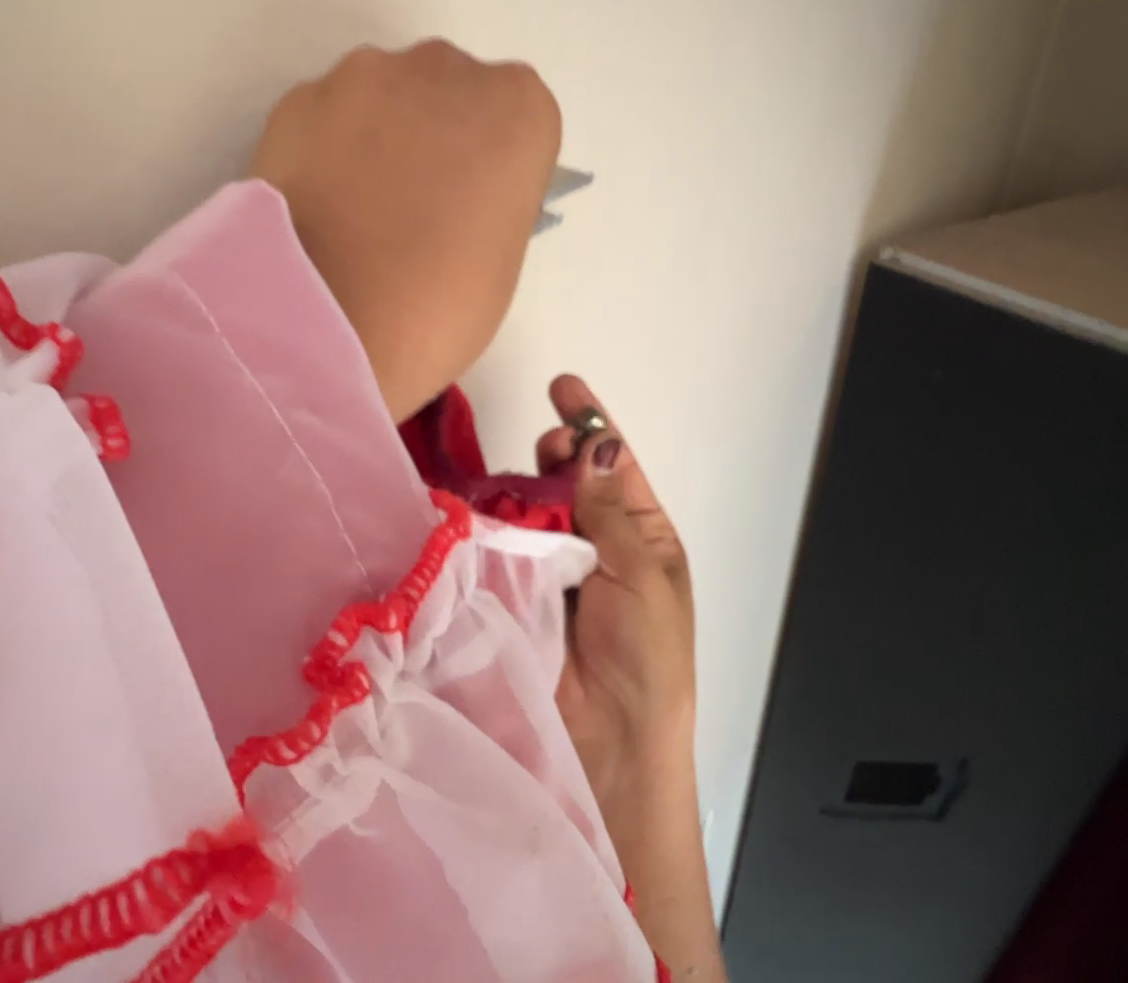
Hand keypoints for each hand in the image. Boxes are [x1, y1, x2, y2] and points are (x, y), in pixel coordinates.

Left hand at [250, 40, 561, 421]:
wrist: (328, 327)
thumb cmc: (437, 310)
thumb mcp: (499, 259)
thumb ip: (488, 200)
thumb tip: (451, 195)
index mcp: (517, 111)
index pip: (517, 120)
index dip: (491, 166)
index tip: (471, 207)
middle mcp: (445, 70)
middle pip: (449, 92)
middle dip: (435, 137)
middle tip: (411, 209)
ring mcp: (364, 77)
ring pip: (381, 97)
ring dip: (377, 138)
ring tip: (356, 212)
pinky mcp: (297, 100)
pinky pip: (326, 118)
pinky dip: (326, 150)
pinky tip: (318, 206)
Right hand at [533, 375, 695, 810]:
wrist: (608, 739)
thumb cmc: (645, 654)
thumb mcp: (643, 573)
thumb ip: (609, 510)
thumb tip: (595, 445)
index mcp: (644, 539)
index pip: (616, 468)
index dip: (593, 425)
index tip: (563, 387)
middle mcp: (596, 548)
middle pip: (570, 481)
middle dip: (557, 453)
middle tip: (545, 441)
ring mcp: (550, 569)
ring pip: (530, 508)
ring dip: (523, 484)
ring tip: (518, 472)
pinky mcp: (511, 591)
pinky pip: (499, 544)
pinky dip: (491, 520)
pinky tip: (482, 502)